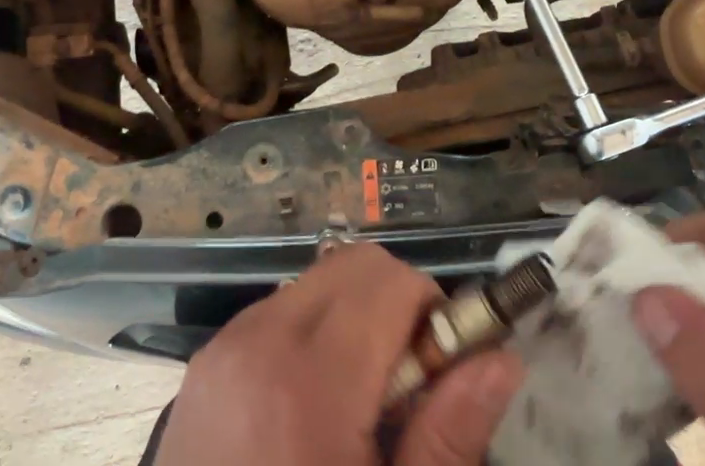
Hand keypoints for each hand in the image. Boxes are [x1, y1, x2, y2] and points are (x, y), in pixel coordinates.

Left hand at [153, 243, 524, 465]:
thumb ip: (448, 437)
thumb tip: (501, 360)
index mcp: (310, 380)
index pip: (391, 280)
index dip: (432, 313)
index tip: (440, 374)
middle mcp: (259, 342)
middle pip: (354, 267)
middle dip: (396, 308)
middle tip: (406, 390)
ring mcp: (223, 351)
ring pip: (316, 284)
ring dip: (353, 320)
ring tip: (356, 406)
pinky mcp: (204, 367)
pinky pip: (276, 312)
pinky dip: (310, 336)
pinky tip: (309, 410)